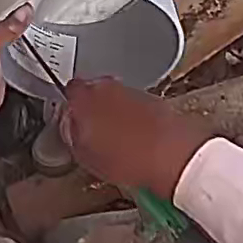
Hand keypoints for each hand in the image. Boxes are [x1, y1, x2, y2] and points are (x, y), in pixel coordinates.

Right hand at [60, 78, 214, 198]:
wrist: (173, 155)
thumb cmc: (128, 156)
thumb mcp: (84, 155)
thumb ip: (71, 134)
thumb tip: (69, 128)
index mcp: (84, 96)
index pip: (68, 90)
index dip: (69, 106)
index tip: (71, 121)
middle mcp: (107, 86)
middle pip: (92, 91)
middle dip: (92, 108)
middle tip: (93, 133)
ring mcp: (132, 91)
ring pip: (115, 98)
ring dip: (115, 114)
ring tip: (118, 143)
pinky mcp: (153, 99)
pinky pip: (136, 107)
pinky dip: (135, 119)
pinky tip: (137, 142)